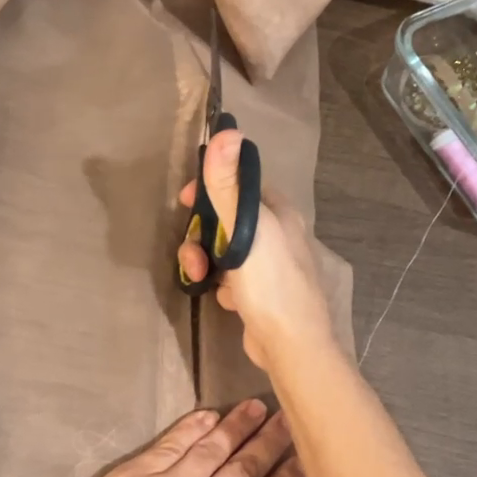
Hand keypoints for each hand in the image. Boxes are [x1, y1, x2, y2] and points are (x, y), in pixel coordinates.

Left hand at [23, 399, 305, 476]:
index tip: (306, 458)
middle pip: (244, 469)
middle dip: (270, 441)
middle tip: (290, 416)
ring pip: (211, 449)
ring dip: (236, 426)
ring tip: (256, 405)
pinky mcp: (135, 473)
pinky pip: (171, 443)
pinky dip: (192, 427)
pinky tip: (208, 414)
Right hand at [177, 128, 337, 369]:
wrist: (290, 344)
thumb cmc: (270, 282)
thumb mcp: (245, 228)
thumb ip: (229, 184)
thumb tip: (227, 132)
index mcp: (279, 212)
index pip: (241, 183)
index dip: (211, 188)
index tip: (186, 202)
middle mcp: (279, 234)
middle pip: (226, 219)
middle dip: (202, 235)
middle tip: (194, 255)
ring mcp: (270, 265)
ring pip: (224, 250)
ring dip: (205, 261)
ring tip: (200, 279)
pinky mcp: (261, 293)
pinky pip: (230, 279)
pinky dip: (221, 285)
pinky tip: (225, 300)